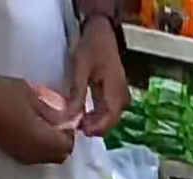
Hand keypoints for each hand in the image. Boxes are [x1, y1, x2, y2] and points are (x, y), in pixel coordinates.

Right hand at [0, 75, 75, 164]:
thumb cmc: (1, 95)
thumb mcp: (30, 94)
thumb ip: (52, 107)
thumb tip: (67, 114)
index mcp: (44, 140)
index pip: (68, 145)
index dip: (71, 132)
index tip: (68, 117)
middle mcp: (37, 154)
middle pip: (61, 155)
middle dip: (64, 141)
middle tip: (59, 122)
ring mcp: (26, 157)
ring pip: (49, 157)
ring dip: (53, 145)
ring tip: (46, 124)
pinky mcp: (16, 155)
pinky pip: (37, 156)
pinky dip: (42, 146)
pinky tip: (34, 130)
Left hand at [68, 18, 127, 135]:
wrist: (101, 32)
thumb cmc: (91, 47)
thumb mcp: (80, 69)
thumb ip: (77, 94)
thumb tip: (71, 117)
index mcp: (116, 93)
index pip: (109, 119)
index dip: (96, 129)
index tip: (81, 131)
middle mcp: (121, 98)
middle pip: (109, 121)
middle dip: (94, 128)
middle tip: (76, 128)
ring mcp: (119, 97)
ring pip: (108, 118)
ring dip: (94, 122)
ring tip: (78, 122)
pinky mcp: (114, 95)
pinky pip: (107, 110)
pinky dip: (96, 115)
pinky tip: (84, 115)